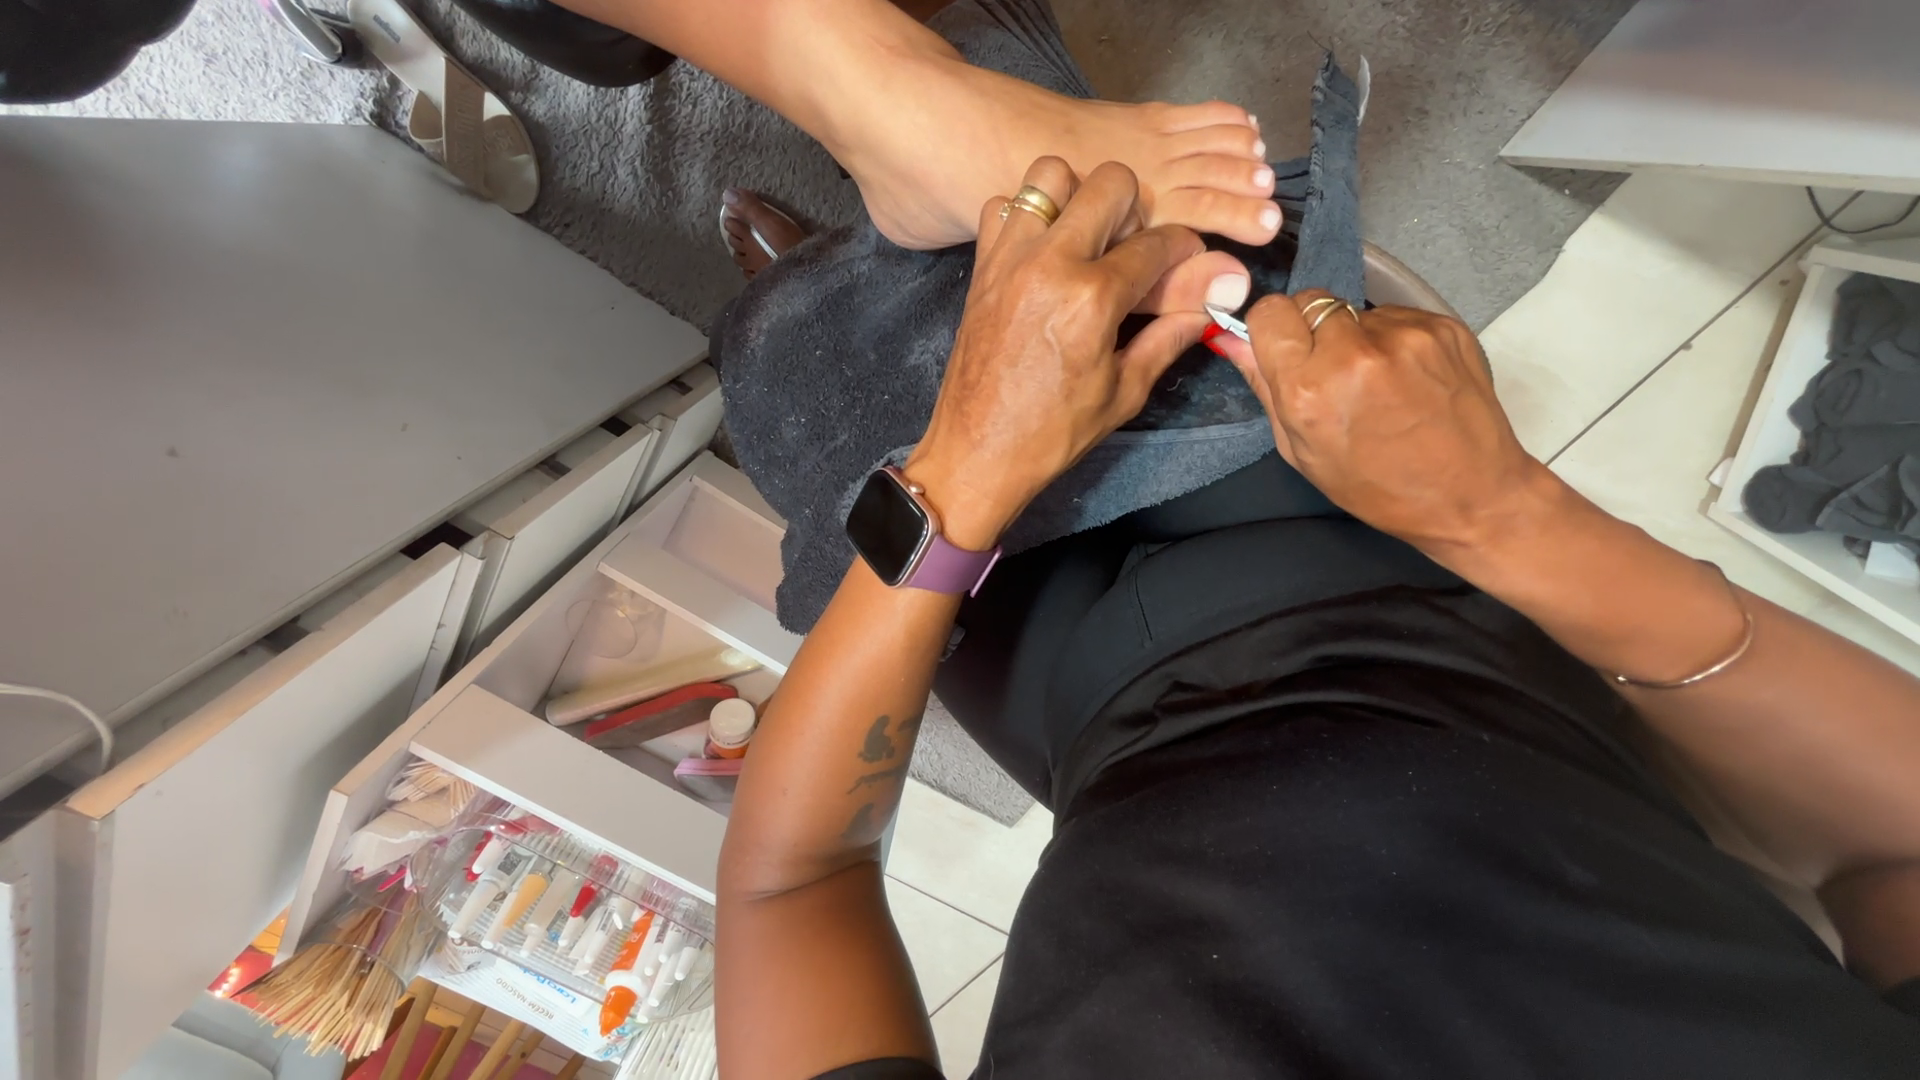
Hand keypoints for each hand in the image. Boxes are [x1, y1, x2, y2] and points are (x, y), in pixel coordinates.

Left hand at [905, 157, 1235, 548]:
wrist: (977, 452)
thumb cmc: (1053, 433)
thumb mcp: (1124, 392)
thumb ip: (1170, 335)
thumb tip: (1215, 300)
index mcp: (1092, 299)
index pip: (1159, 243)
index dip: (1186, 249)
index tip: (1187, 263)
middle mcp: (1050, 263)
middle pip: (1110, 182)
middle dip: (1135, 207)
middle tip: (1131, 247)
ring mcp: (1009, 260)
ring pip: (1050, 174)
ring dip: (1077, 196)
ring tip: (1084, 240)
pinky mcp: (982, 268)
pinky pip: (1003, 206)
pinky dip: (1026, 215)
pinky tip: (1040, 251)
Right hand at [1211, 290, 1556, 556]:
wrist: (1468, 493)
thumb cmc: (1374, 485)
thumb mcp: (1300, 450)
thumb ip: (1265, 387)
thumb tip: (1231, 340)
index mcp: (1309, 390)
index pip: (1269, 313)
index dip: (1269, 329)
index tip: (1279, 348)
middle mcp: (1354, 353)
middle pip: (1309, 300)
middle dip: (1308, 328)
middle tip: (1325, 366)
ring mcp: (1404, 335)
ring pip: (1352, 309)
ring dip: (1351, 335)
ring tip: (1373, 380)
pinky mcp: (1442, 326)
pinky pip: (1393, 317)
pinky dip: (1389, 339)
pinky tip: (1403, 377)